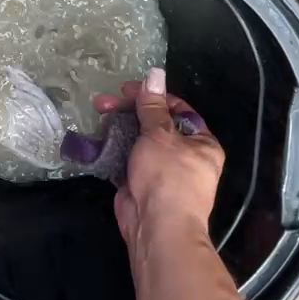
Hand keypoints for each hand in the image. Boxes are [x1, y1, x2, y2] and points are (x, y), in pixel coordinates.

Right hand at [92, 68, 224, 244]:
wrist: (157, 226)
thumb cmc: (168, 176)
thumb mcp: (160, 134)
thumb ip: (152, 105)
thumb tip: (155, 73)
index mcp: (200, 143)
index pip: (176, 110)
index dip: (152, 96)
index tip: (127, 89)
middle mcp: (183, 155)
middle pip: (153, 123)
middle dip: (129, 110)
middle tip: (104, 103)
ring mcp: (160, 169)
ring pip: (137, 139)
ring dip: (118, 126)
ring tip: (98, 115)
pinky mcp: (139, 181)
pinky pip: (126, 157)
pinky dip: (112, 146)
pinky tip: (97, 136)